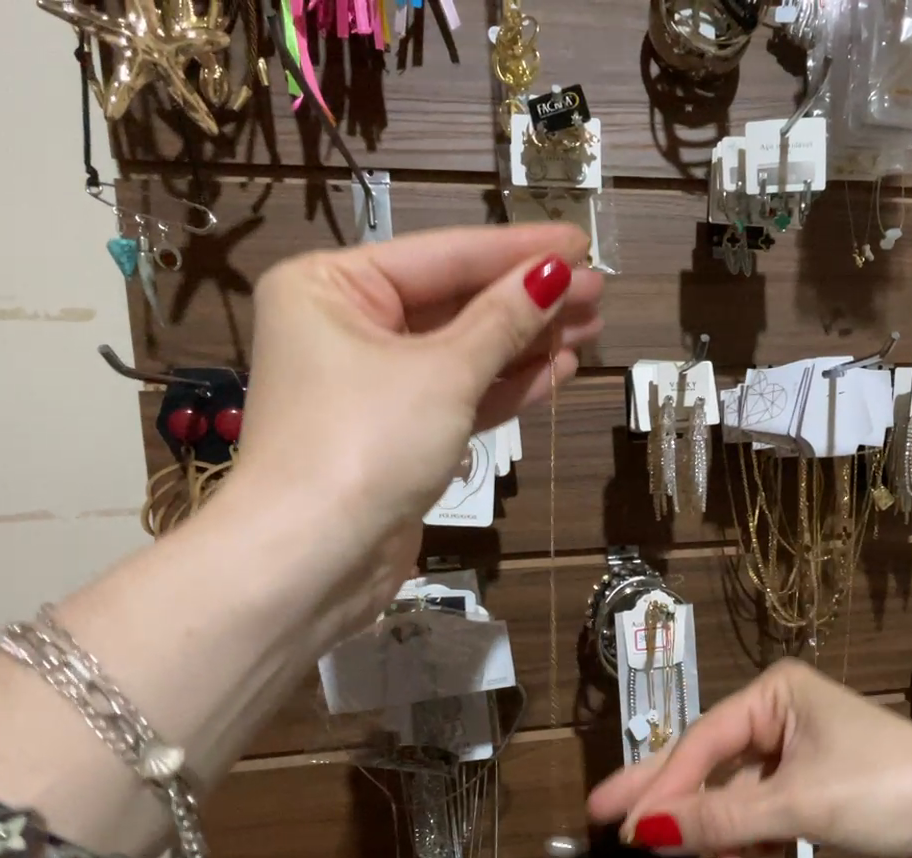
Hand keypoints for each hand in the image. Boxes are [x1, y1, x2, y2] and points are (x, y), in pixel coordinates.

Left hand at [215, 224, 602, 629]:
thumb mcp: (443, 373)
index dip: (518, 250)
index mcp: (332, 286)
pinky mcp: (397, 433)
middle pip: (455, 302)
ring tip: (590, 329)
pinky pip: (457, 395)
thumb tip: (559, 274)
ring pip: (462, 352)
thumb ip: (504, 321)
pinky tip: (555, 371)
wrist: (313, 561)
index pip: (443, 255)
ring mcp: (372, 384)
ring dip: (525, 344)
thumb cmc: (367, 443)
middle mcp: (346, 326)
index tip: (581, 241)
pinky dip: (503, 385)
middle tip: (598, 291)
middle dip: (527, 300)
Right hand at [587, 659, 911, 857]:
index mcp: (776, 693)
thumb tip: (646, 833)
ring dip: (723, 836)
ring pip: (738, 795)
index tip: (621, 823)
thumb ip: (721, 820)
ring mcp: (800, 751)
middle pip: (711, 762)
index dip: (662, 786)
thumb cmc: (884, 789)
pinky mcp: (817, 786)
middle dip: (669, 799)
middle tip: (608, 820)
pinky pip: (766, 812)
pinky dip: (754, 842)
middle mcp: (782, 713)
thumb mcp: (797, 805)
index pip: (703, 741)